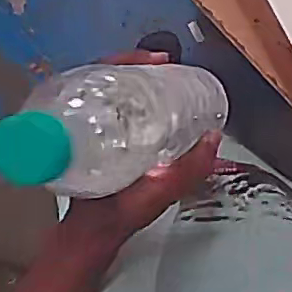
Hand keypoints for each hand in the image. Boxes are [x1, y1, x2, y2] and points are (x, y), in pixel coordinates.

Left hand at [60, 49, 222, 245]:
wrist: (96, 232)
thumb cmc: (117, 214)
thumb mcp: (155, 194)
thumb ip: (187, 171)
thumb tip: (212, 138)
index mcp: (83, 132)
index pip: (98, 76)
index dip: (125, 62)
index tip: (156, 59)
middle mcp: (78, 122)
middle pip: (102, 76)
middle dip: (133, 64)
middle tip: (164, 62)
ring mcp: (83, 128)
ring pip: (104, 88)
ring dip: (131, 76)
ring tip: (162, 73)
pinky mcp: (91, 134)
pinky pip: (107, 103)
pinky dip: (127, 93)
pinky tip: (150, 94)